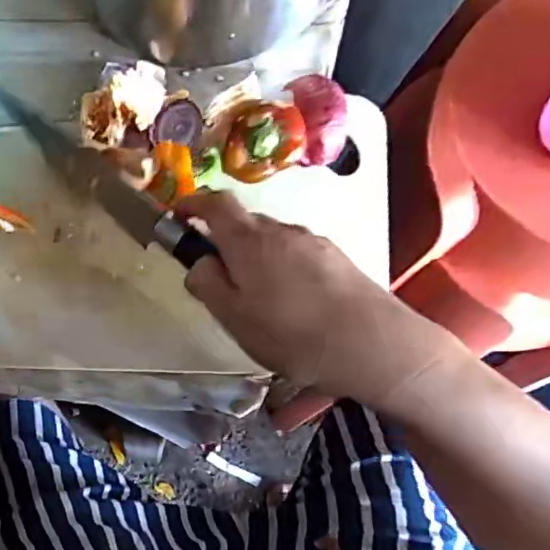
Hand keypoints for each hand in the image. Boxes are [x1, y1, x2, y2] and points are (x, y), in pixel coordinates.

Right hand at [177, 189, 468, 413]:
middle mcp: (283, 232)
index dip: (193, 204)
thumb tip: (199, 263)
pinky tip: (282, 303)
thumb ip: (207, 284)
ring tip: (249, 299)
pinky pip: (292, 254)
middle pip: (244, 223)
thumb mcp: (232, 316)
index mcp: (251, 242)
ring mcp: (314, 243)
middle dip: (221, 241)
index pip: (217, 205)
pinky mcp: (335, 259)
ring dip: (250, 259)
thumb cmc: (290, 334)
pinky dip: (276, 268)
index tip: (177, 215)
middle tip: (211, 279)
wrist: (372, 345)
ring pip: (269, 241)